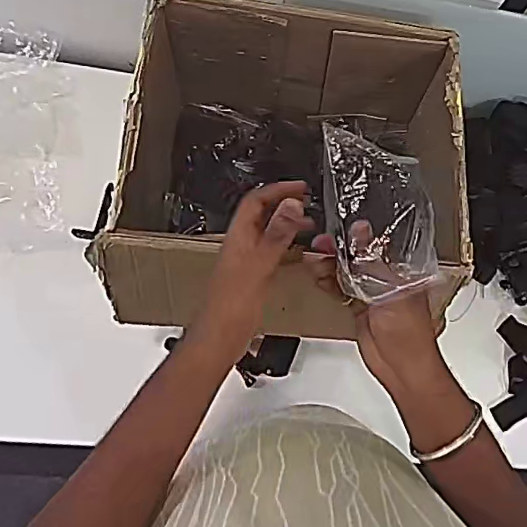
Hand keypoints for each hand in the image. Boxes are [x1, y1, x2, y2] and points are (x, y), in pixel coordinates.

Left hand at [189, 181, 316, 355]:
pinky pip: (273, 253)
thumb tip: (290, 206)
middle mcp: (241, 247)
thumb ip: (276, 235)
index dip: (278, 189)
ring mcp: (247, 262)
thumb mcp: (259, 265)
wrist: (219, 339)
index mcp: (238, 238)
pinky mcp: (254, 278)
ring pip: (268, 233)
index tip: (300, 187)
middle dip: (285, 203)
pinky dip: (288, 246)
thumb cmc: (229, 307)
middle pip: (262, 214)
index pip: (256, 201)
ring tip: (308, 223)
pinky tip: (298, 254)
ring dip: (288, 224)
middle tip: (307, 201)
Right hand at [309, 232, 457, 401]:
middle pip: (359, 256)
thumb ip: (370, 261)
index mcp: (404, 270)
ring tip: (316, 256)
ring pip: (347, 271)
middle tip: (322, 243)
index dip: (359, 234)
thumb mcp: (388, 289)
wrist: (402, 367)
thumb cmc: (410, 332)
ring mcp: (372, 293)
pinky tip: (319, 274)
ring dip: (331, 264)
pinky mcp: (359, 308)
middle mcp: (388, 278)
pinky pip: (341, 289)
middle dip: (340, 249)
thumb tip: (361, 231)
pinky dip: (329, 282)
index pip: (379, 243)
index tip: (340, 227)